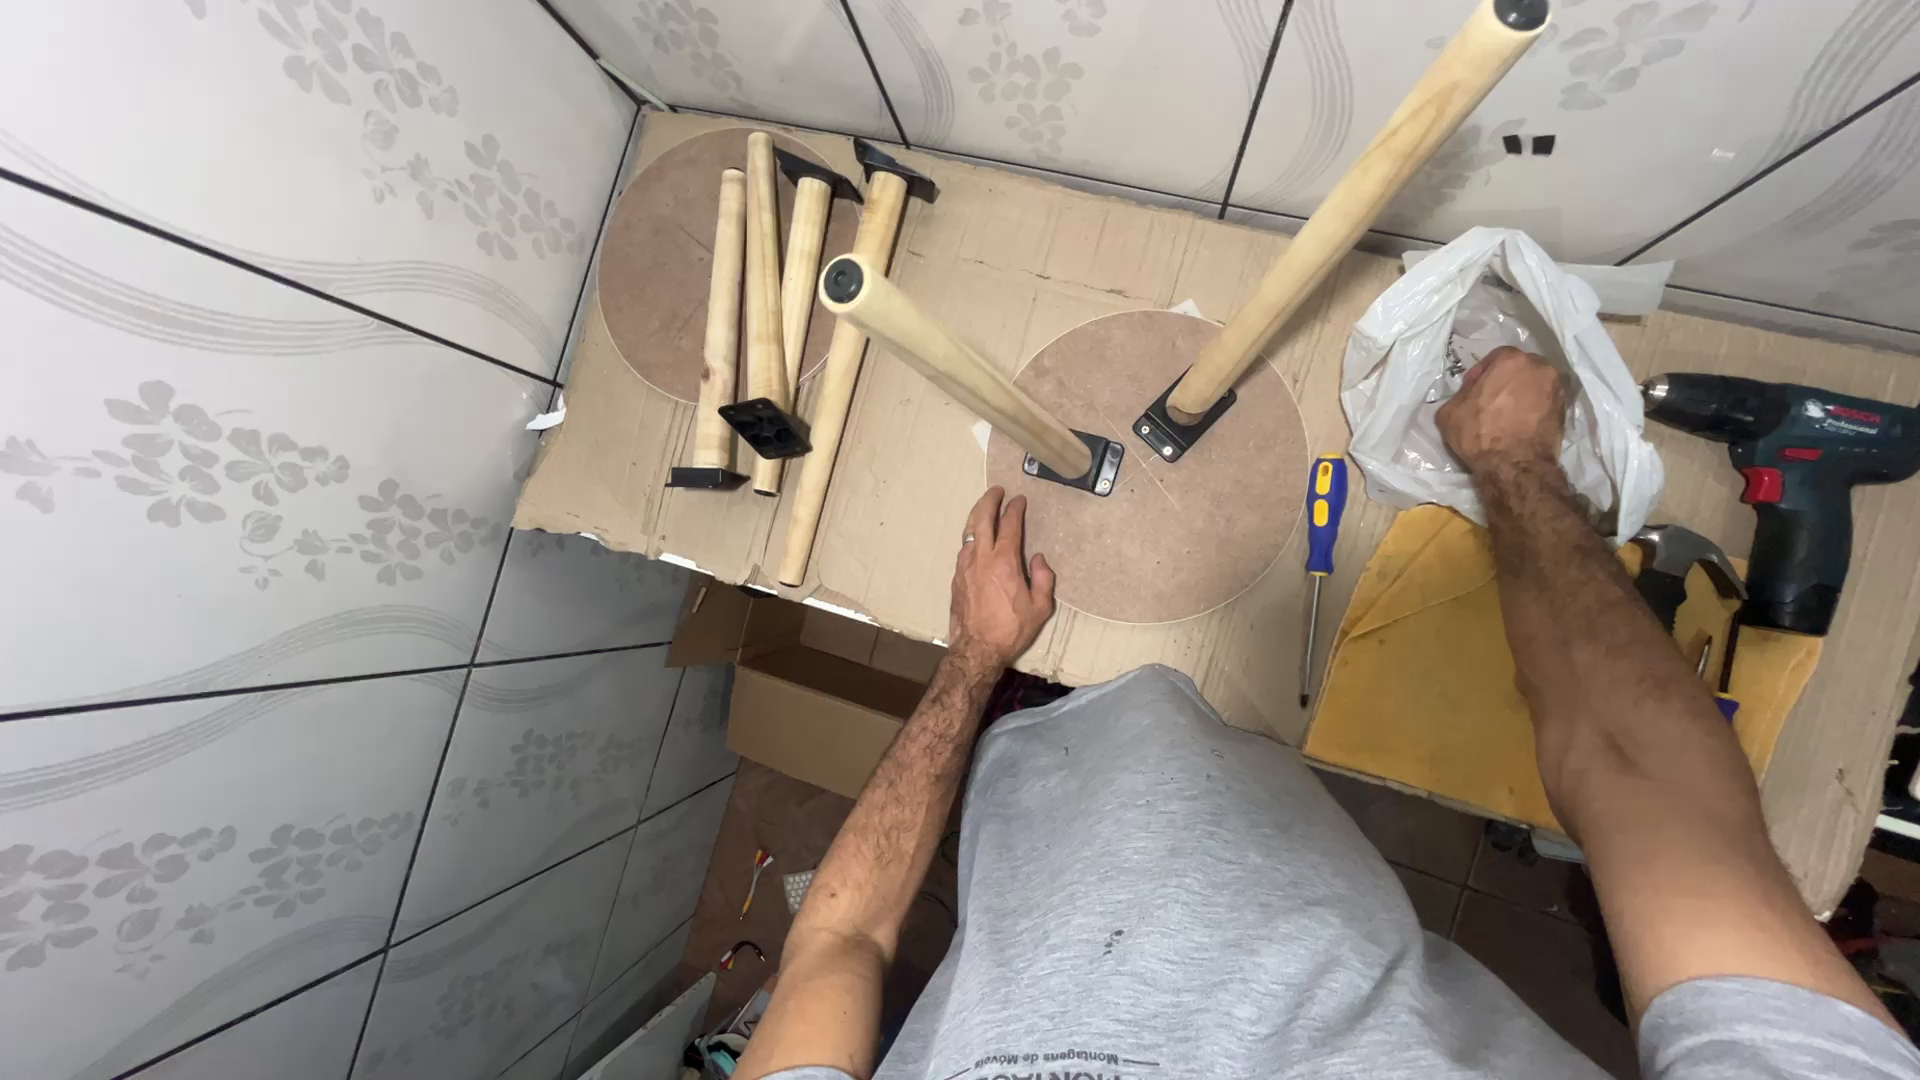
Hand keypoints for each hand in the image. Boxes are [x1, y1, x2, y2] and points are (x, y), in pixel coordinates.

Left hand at [948, 486, 1055, 670]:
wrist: (977, 649)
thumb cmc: (1011, 629)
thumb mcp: (1040, 607)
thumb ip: (1043, 578)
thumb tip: (1038, 559)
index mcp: (1004, 561)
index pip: (1009, 525)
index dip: (1015, 509)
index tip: (1019, 500)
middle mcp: (981, 558)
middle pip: (981, 518)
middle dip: (989, 500)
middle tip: (997, 490)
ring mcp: (965, 567)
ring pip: (968, 532)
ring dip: (976, 516)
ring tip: (984, 509)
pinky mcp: (956, 578)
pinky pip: (963, 549)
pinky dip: (971, 537)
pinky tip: (975, 539)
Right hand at [1436, 346, 1567, 475]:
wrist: (1513, 462)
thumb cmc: (1477, 432)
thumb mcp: (1449, 411)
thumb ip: (1461, 394)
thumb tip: (1469, 395)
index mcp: (1511, 361)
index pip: (1497, 356)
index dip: (1482, 372)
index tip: (1472, 389)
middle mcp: (1540, 368)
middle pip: (1520, 367)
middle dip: (1506, 379)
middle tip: (1490, 398)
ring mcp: (1557, 389)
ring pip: (1535, 384)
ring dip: (1521, 393)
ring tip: (1505, 412)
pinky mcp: (1565, 409)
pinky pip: (1544, 401)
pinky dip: (1532, 408)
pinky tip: (1518, 423)